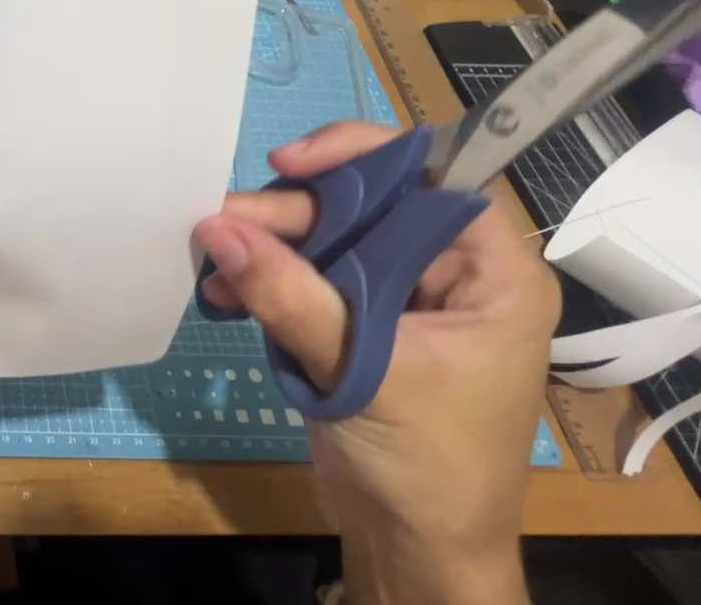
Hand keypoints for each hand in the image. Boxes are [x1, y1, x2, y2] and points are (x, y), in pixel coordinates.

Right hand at [195, 122, 557, 604]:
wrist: (412, 544)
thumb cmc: (426, 463)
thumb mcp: (361, 372)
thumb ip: (290, 296)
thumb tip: (215, 227)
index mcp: (489, 275)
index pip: (434, 178)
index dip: (362, 155)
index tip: (287, 163)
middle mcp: (445, 271)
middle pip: (362, 205)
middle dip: (289, 212)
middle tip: (221, 221)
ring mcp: (396, 294)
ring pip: (324, 235)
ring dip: (266, 244)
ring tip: (211, 260)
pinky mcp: (354, 318)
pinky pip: (304, 272)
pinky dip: (263, 276)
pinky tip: (224, 290)